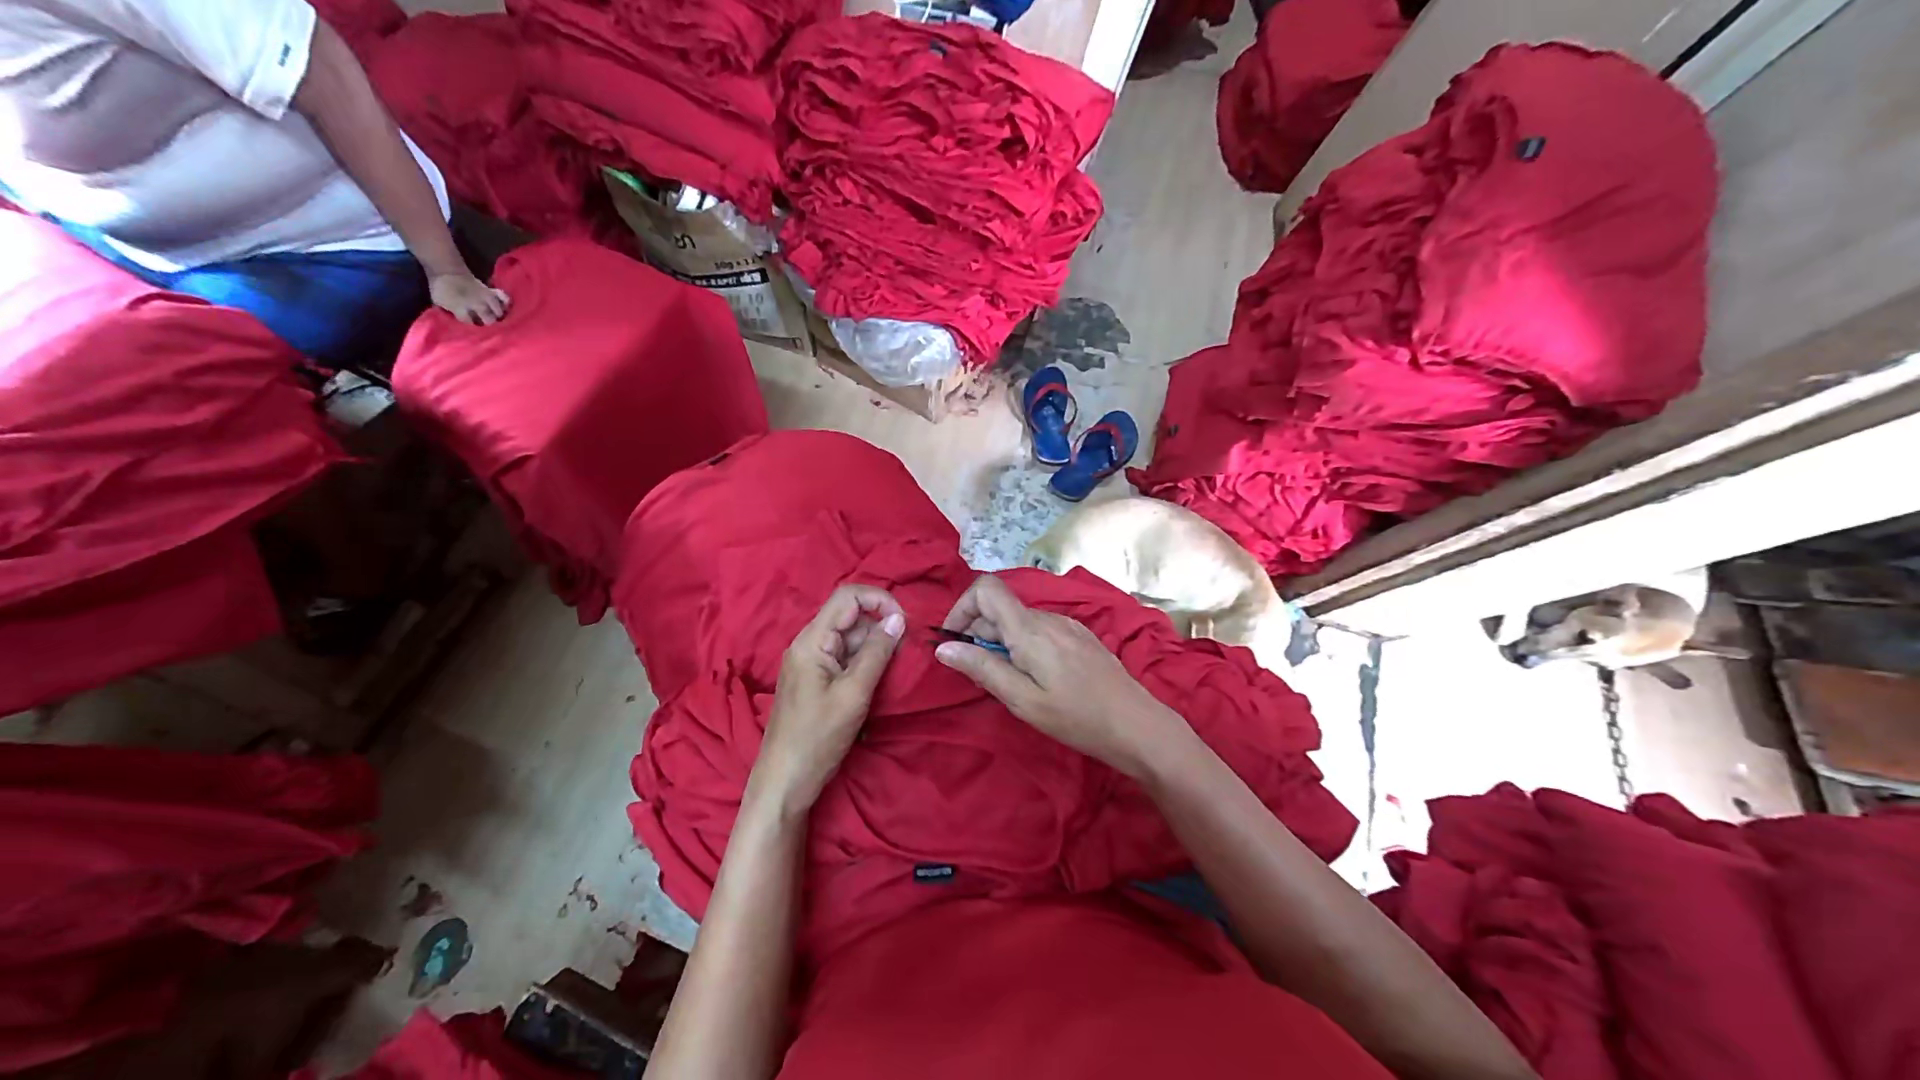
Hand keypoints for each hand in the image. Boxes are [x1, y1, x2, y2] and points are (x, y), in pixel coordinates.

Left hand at [429, 272, 510, 324]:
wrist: (446, 270)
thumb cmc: (441, 287)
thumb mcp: (439, 302)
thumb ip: (450, 312)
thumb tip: (460, 320)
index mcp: (462, 309)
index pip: (471, 322)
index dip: (469, 323)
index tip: (469, 322)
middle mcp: (477, 304)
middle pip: (489, 320)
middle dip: (486, 322)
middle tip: (483, 322)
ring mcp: (486, 297)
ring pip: (499, 312)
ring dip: (496, 315)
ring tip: (494, 317)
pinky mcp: (491, 291)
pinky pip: (504, 298)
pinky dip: (505, 302)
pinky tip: (503, 306)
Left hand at [751, 584, 905, 813]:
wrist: (785, 781)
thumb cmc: (818, 737)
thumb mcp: (854, 693)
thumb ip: (876, 653)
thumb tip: (898, 619)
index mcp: (812, 640)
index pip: (848, 596)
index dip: (880, 600)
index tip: (905, 624)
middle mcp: (809, 644)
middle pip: (851, 617)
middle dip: (882, 627)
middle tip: (906, 654)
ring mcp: (812, 663)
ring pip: (851, 639)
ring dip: (876, 648)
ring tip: (895, 671)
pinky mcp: (817, 681)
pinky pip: (846, 659)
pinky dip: (866, 664)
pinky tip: (880, 681)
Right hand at [935, 575, 1187, 778]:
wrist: (1136, 725)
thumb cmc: (1076, 717)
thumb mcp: (1022, 699)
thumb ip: (982, 668)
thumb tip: (944, 647)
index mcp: (1029, 629)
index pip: (985, 589)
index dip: (961, 608)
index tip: (954, 643)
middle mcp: (1048, 617)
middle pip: (1000, 608)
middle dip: (977, 634)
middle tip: (977, 675)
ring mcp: (1067, 625)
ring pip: (1019, 621)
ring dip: (1000, 642)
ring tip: (1005, 681)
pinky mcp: (1080, 637)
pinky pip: (1039, 630)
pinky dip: (1022, 645)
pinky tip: (1033, 677)